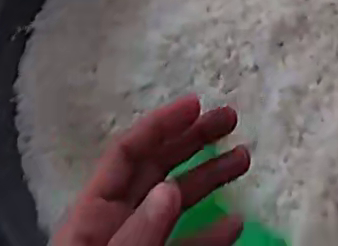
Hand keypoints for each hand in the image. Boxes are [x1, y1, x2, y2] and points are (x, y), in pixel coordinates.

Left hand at [52, 95, 250, 245]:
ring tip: (243, 157)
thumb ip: (136, 235)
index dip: (161, 124)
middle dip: (194, 141)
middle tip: (231, 118)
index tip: (196, 104)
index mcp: (94, 213)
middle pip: (158, 168)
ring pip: (177, 203)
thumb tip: (169, 190)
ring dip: (210, 178)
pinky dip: (210, 235)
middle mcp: (117, 224)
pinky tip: (235, 225)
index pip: (129, 153)